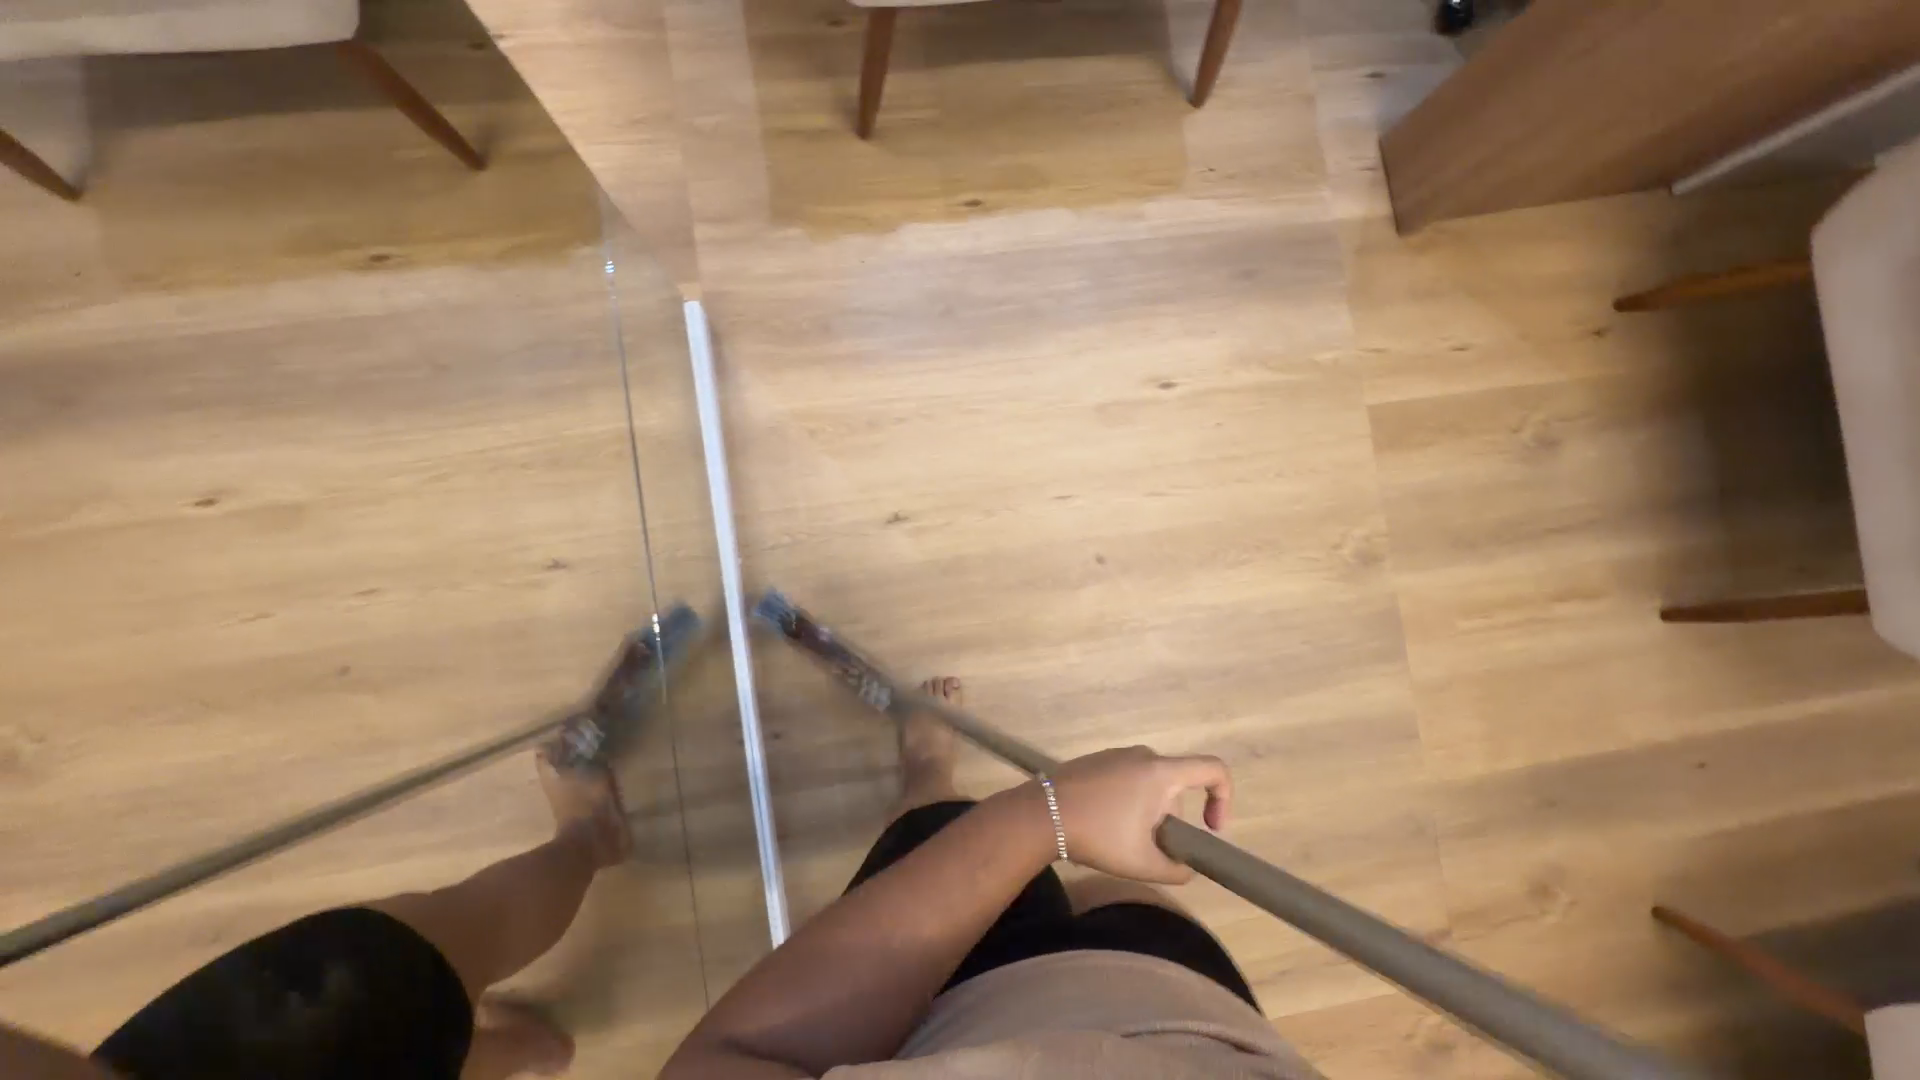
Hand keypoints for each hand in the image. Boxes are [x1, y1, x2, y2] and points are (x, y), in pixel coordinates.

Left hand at [1043, 746, 1231, 884]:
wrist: (1040, 815)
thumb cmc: (1098, 835)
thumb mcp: (1144, 863)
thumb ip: (1177, 868)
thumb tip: (1186, 866)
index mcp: (1161, 772)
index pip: (1213, 768)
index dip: (1224, 797)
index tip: (1211, 829)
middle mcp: (1142, 755)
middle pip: (1176, 785)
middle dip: (1169, 819)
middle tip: (1145, 847)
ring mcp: (1116, 754)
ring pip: (1150, 784)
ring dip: (1146, 813)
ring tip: (1118, 839)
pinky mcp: (1095, 760)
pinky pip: (1126, 779)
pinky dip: (1126, 802)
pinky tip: (1101, 824)